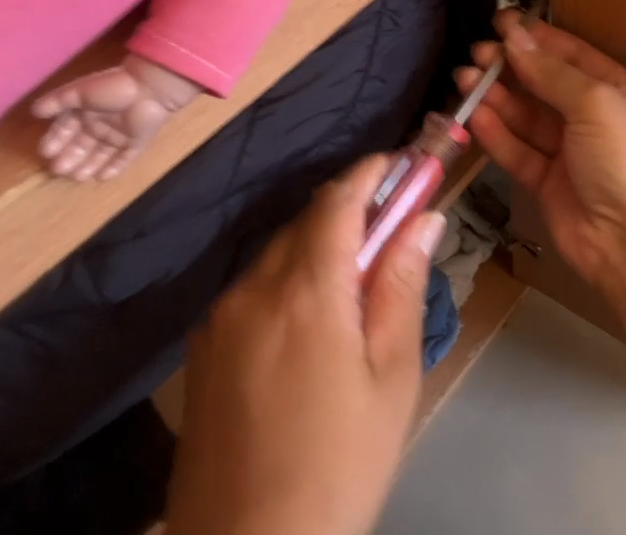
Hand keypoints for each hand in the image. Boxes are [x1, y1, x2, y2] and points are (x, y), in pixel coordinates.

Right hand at [31, 55, 202, 179]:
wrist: (150, 87)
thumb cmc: (112, 87)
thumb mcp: (79, 92)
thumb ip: (57, 101)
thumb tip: (34, 111)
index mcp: (86, 111)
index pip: (66, 129)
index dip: (56, 141)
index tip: (46, 152)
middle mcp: (101, 125)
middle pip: (82, 145)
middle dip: (70, 158)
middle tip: (58, 170)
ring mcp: (121, 134)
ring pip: (102, 154)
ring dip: (89, 166)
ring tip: (77, 177)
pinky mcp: (138, 141)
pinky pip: (125, 157)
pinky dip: (115, 167)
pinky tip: (102, 178)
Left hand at [166, 156, 443, 534]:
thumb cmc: (341, 462)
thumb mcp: (392, 374)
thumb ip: (402, 286)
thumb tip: (423, 219)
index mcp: (306, 292)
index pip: (338, 202)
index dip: (371, 173)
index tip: (403, 162)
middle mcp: (253, 292)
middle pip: (306, 223)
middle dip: (352, 210)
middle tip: (397, 226)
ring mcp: (219, 323)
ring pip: (278, 256)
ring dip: (321, 246)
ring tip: (363, 279)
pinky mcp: (202, 354)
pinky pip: (255, 291)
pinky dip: (292, 280)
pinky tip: (317, 321)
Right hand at [455, 13, 625, 295]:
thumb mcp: (596, 103)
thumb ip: (552, 73)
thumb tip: (516, 39)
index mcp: (619, 91)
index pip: (573, 55)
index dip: (538, 38)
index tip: (500, 22)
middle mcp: (595, 117)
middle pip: (545, 85)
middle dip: (512, 68)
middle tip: (476, 53)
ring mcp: (571, 152)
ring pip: (527, 117)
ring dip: (497, 98)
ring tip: (464, 78)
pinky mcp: (548, 183)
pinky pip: (519, 151)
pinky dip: (497, 134)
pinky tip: (474, 116)